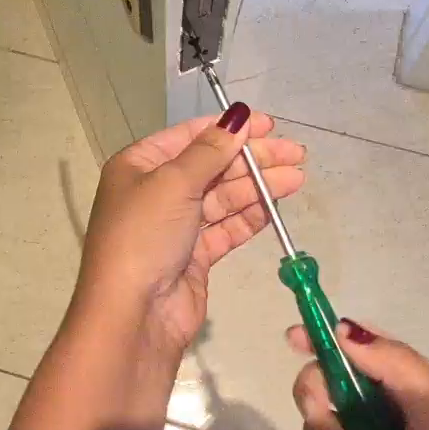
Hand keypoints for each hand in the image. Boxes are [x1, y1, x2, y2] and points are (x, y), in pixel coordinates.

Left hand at [74, 104, 304, 352]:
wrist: (133, 314)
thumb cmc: (144, 235)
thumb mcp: (174, 183)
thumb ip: (210, 150)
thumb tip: (238, 115)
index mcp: (138, 166)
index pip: (189, 137)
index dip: (229, 128)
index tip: (268, 125)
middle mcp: (155, 192)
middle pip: (211, 166)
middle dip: (251, 159)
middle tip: (295, 154)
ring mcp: (175, 226)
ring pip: (222, 198)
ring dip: (257, 187)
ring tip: (295, 180)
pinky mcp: (193, 257)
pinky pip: (225, 229)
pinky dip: (249, 218)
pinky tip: (273, 208)